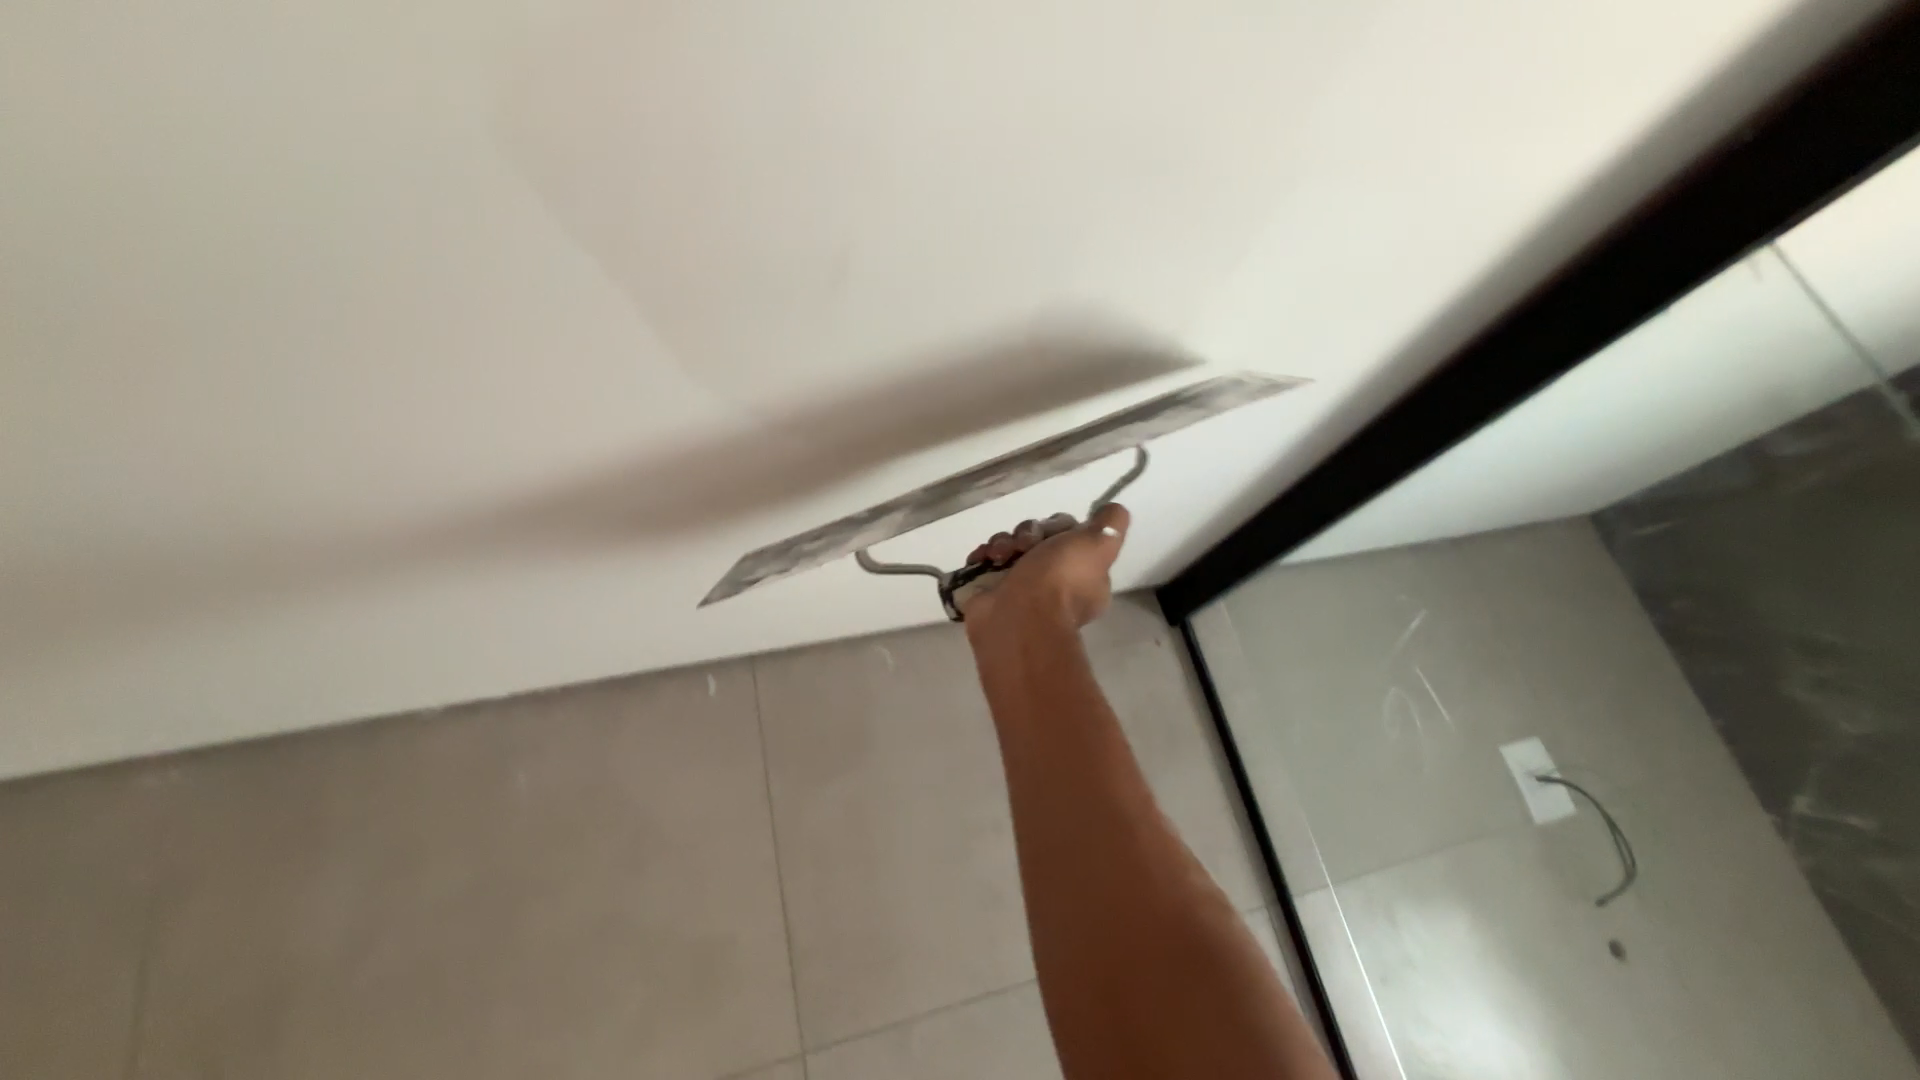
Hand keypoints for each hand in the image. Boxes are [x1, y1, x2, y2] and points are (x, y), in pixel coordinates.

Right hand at [957, 503, 1129, 632]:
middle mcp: (1054, 585)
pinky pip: (987, 561)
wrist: (1017, 616)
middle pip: (1038, 539)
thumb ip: (1111, 524)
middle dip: (1028, 533)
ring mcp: (1021, 590)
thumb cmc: (1060, 580)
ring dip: (1003, 542)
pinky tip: (983, 559)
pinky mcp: (993, 592)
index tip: (1054, 529)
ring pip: (1011, 547)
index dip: (1060, 527)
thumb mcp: (1100, 545)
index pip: (1070, 538)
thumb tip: (1112, 510)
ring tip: (1000, 555)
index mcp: (1083, 577)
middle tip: (1025, 544)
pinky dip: (983, 556)